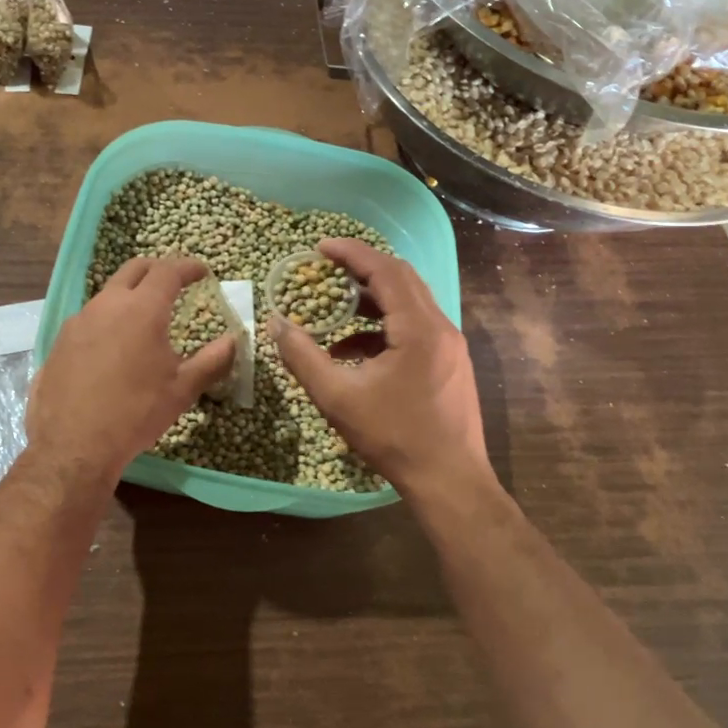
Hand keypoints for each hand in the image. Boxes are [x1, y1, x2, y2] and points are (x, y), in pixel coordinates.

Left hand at [28, 258, 235, 479]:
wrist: (73, 444)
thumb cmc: (135, 413)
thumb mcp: (181, 390)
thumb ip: (211, 361)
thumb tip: (234, 341)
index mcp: (141, 309)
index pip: (168, 271)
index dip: (188, 267)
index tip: (202, 272)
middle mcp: (107, 304)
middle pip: (134, 269)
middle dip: (157, 269)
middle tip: (174, 282)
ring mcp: (78, 321)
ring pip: (108, 293)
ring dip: (129, 295)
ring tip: (144, 317)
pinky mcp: (59, 341)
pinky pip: (89, 318)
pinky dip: (108, 319)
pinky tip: (113, 345)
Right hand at [273, 239, 490, 493]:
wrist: (449, 480)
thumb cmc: (393, 436)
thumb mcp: (337, 397)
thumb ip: (303, 356)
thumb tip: (276, 323)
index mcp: (418, 328)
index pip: (385, 271)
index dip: (351, 253)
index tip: (320, 247)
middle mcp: (441, 327)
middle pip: (402, 279)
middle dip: (362, 269)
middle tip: (327, 270)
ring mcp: (450, 346)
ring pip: (411, 303)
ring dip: (373, 300)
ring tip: (336, 310)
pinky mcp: (450, 364)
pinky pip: (416, 327)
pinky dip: (384, 326)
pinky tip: (355, 351)